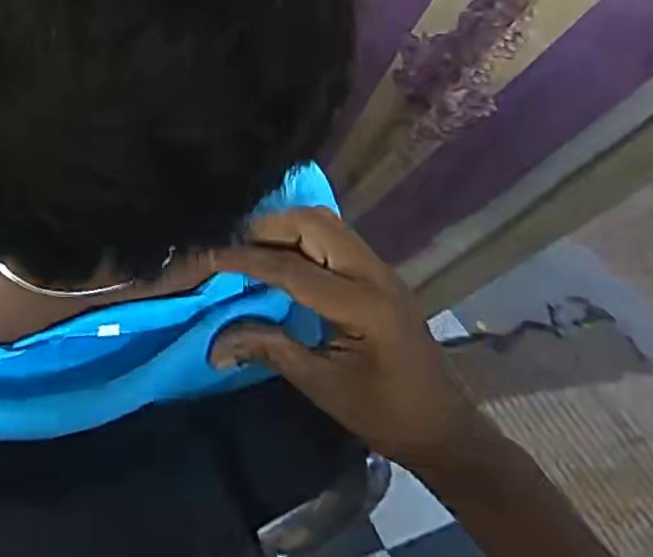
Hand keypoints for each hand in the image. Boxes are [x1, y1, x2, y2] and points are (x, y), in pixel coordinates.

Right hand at [210, 208, 481, 468]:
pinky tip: (276, 253)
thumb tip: (214, 344)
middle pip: (309, 223)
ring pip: (321, 221)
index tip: (203, 258)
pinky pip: (330, 233)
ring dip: (279, 226)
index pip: (289, 266)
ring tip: (247, 248)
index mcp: (363, 305)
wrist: (448, 432)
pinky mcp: (376, 272)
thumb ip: (269, 349)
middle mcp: (373, 274)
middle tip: (227, 250)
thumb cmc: (386, 415)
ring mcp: (378, 268)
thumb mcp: (323, 387)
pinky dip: (296, 233)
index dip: (241, 260)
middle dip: (261, 229)